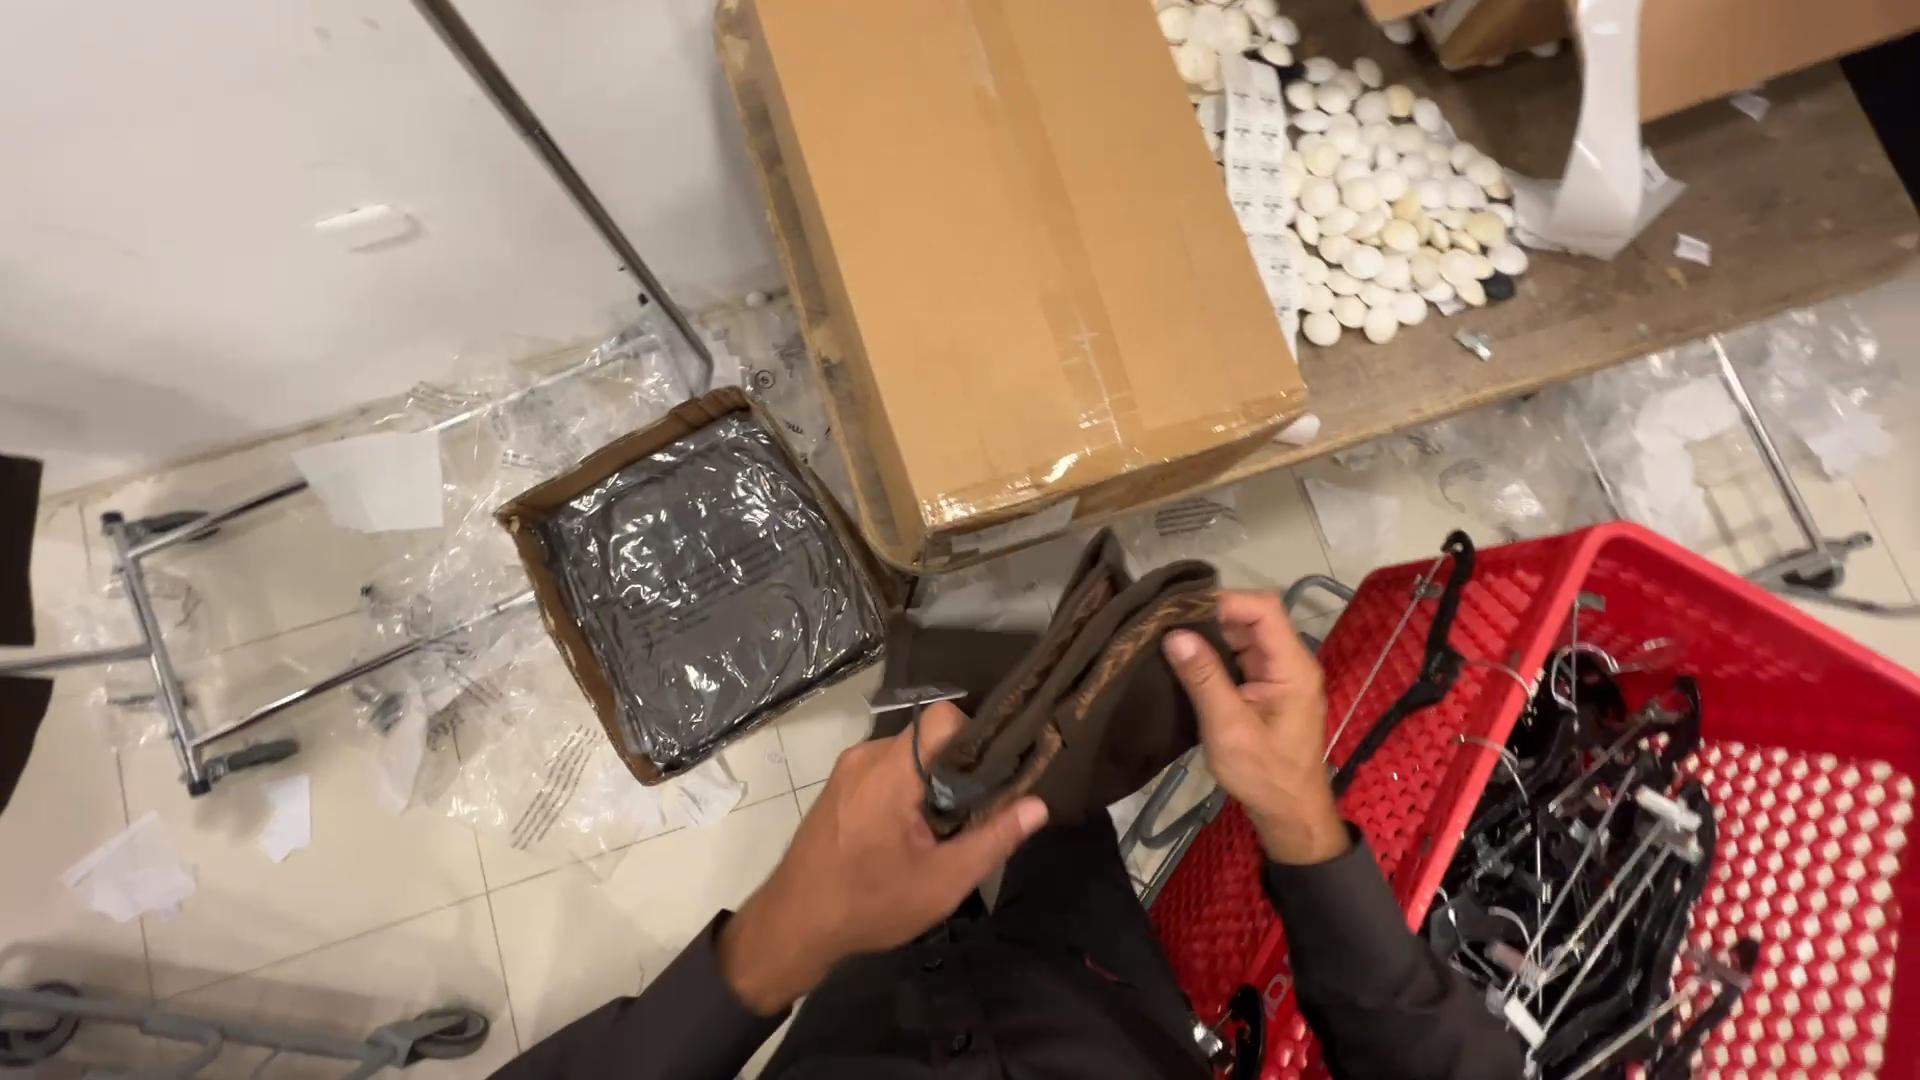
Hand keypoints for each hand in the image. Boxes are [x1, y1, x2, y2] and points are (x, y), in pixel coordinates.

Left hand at [718, 703, 1048, 1013]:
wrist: (792, 926)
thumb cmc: (869, 904)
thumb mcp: (942, 881)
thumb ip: (994, 838)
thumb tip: (1039, 805)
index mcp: (891, 770)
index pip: (944, 717)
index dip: (976, 737)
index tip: (993, 775)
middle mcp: (867, 755)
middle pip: (929, 738)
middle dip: (957, 769)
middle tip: (973, 811)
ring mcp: (848, 768)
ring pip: (909, 754)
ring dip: (931, 782)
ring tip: (942, 828)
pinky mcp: (839, 784)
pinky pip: (886, 768)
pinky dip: (906, 788)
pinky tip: (911, 831)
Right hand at [1163, 590, 1348, 865]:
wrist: (1288, 813)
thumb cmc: (1264, 774)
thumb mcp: (1229, 728)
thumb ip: (1204, 678)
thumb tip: (1174, 633)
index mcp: (1291, 666)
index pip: (1263, 608)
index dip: (1223, 600)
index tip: (1180, 610)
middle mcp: (1287, 660)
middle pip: (1250, 615)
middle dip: (1208, 613)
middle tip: (1164, 620)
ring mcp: (1274, 672)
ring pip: (1240, 632)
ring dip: (1205, 631)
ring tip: (1165, 633)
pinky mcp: (1261, 684)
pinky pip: (1235, 653)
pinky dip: (1209, 649)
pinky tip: (1181, 654)